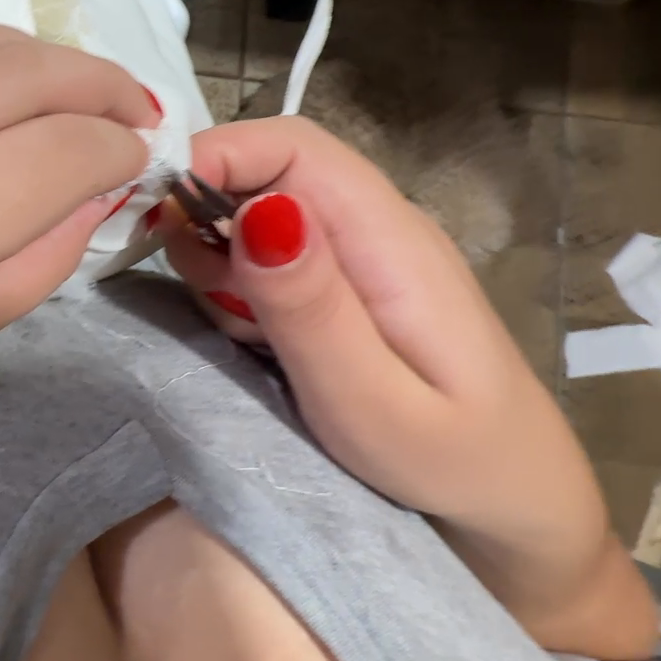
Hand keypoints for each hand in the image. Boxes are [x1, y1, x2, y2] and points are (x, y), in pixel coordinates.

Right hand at [158, 117, 654, 659]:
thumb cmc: (451, 466)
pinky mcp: (329, 280)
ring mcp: (348, 253)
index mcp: (389, 239)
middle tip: (209, 299)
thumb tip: (258, 207)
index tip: (152, 210)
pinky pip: (253, 254)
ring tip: (246, 335)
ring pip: (245, 215)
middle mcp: (368, 227)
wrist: (508, 513)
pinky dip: (228, 287)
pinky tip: (254, 339)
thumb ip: (311, 307)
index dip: (213, 153)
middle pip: (258, 172)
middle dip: (203, 220)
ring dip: (214, 263)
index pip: (291, 146)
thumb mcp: (371, 402)